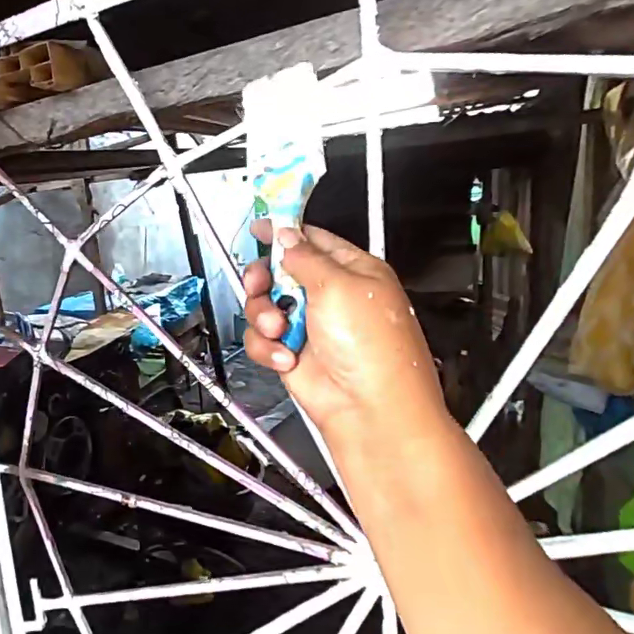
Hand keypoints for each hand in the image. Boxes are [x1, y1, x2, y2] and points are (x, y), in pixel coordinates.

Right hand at [243, 221, 447, 431]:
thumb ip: (305, 256)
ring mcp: (307, 324)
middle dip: (263, 279)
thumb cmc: (374, 350)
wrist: (365, 407)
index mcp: (350, 271)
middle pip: (276, 272)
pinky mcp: (290, 350)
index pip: (310, 239)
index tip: (259, 226)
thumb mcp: (339, 286)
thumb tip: (286, 236)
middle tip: (261, 285)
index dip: (283, 232)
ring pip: (262, 306)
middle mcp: (328, 296)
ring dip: (264, 317)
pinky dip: (267, 347)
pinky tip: (286, 354)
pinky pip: (260, 338)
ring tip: (281, 329)